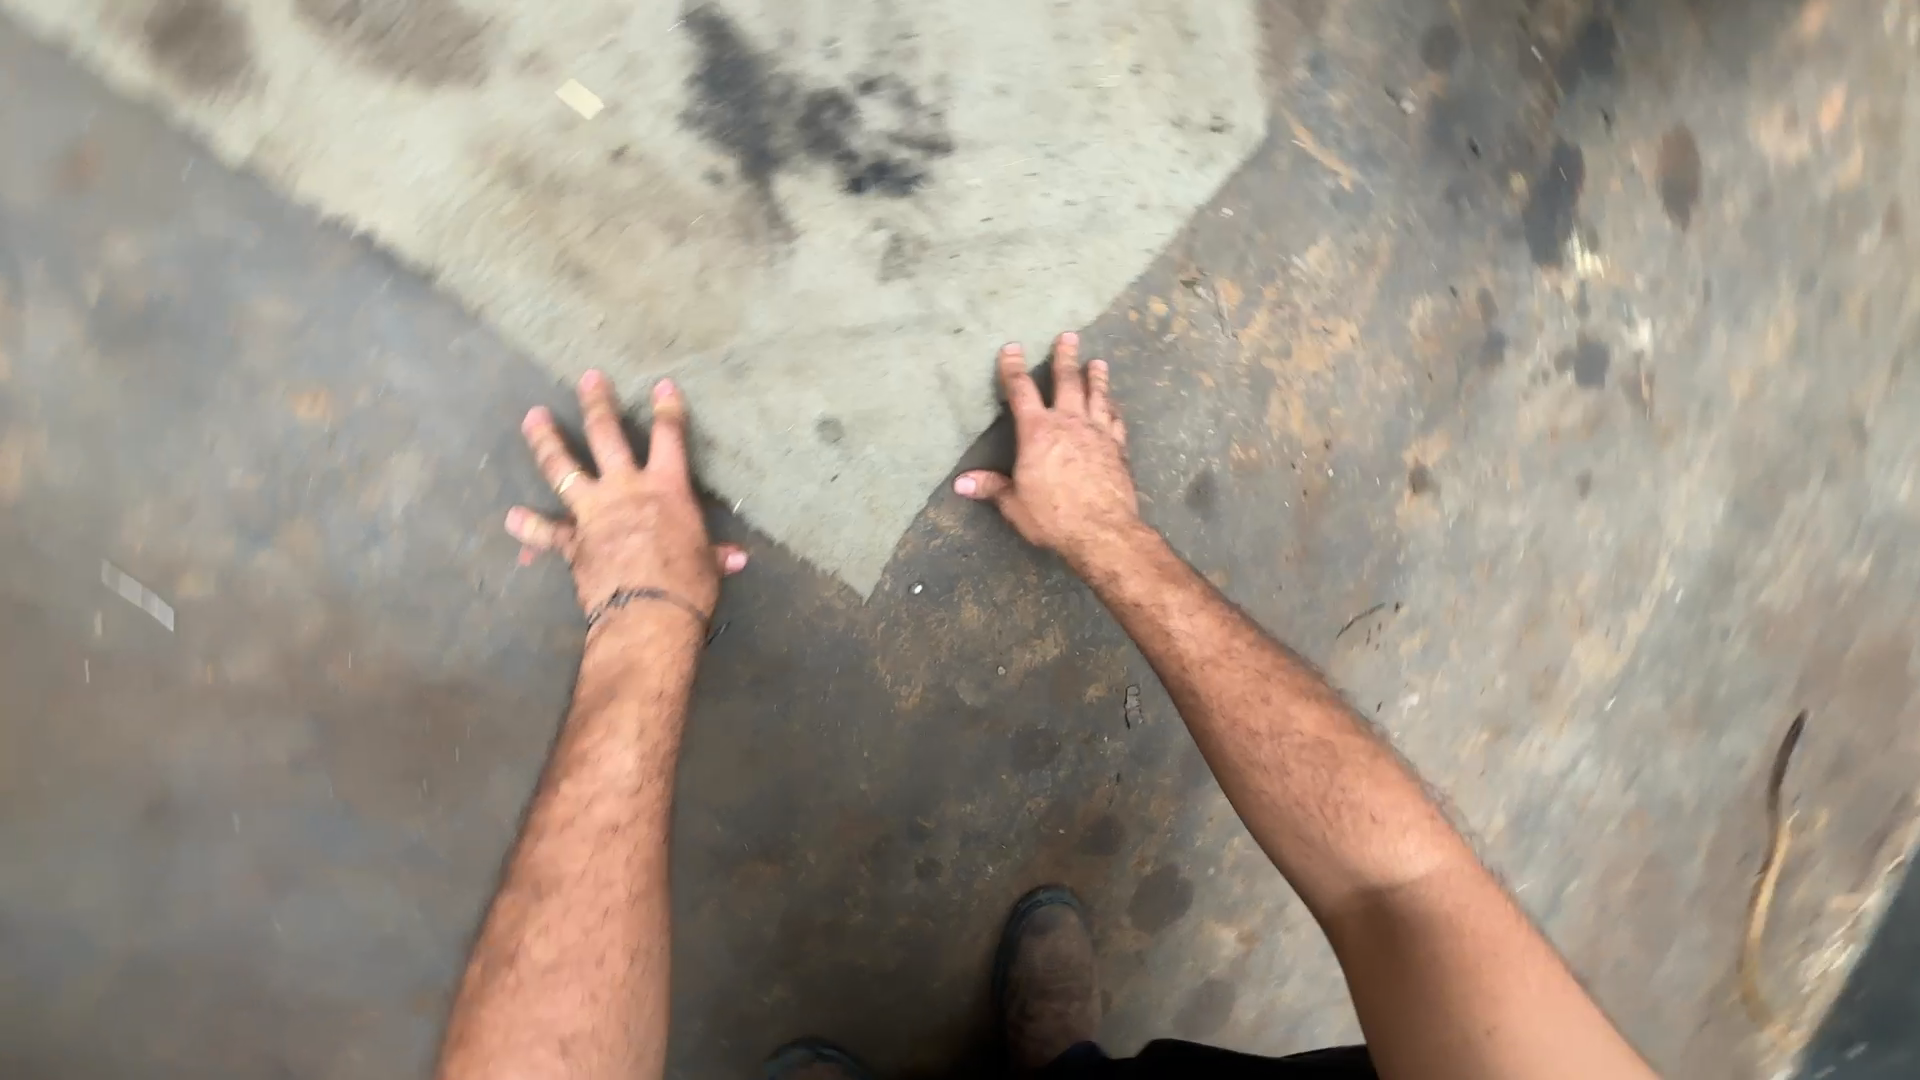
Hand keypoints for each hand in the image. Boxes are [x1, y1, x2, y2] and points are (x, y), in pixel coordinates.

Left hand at [505, 371, 746, 625]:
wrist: (648, 612)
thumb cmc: (689, 582)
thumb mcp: (708, 564)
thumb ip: (716, 554)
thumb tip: (737, 559)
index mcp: (667, 488)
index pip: (670, 437)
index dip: (668, 409)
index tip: (662, 386)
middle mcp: (626, 489)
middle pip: (606, 435)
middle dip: (598, 404)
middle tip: (589, 378)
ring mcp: (593, 512)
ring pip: (563, 468)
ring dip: (546, 441)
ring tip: (533, 416)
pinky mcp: (572, 541)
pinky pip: (547, 532)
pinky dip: (529, 527)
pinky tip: (513, 518)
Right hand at [953, 332, 1141, 568]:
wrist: (1102, 530)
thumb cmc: (1052, 516)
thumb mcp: (1014, 504)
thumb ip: (991, 488)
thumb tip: (961, 483)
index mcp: (1037, 432)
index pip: (1021, 391)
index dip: (1013, 368)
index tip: (1012, 347)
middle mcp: (1068, 423)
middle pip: (1067, 381)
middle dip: (1065, 357)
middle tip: (1069, 336)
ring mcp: (1098, 433)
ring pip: (1097, 395)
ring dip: (1096, 377)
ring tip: (1097, 361)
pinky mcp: (1118, 448)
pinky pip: (1116, 420)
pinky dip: (1113, 407)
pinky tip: (1114, 403)